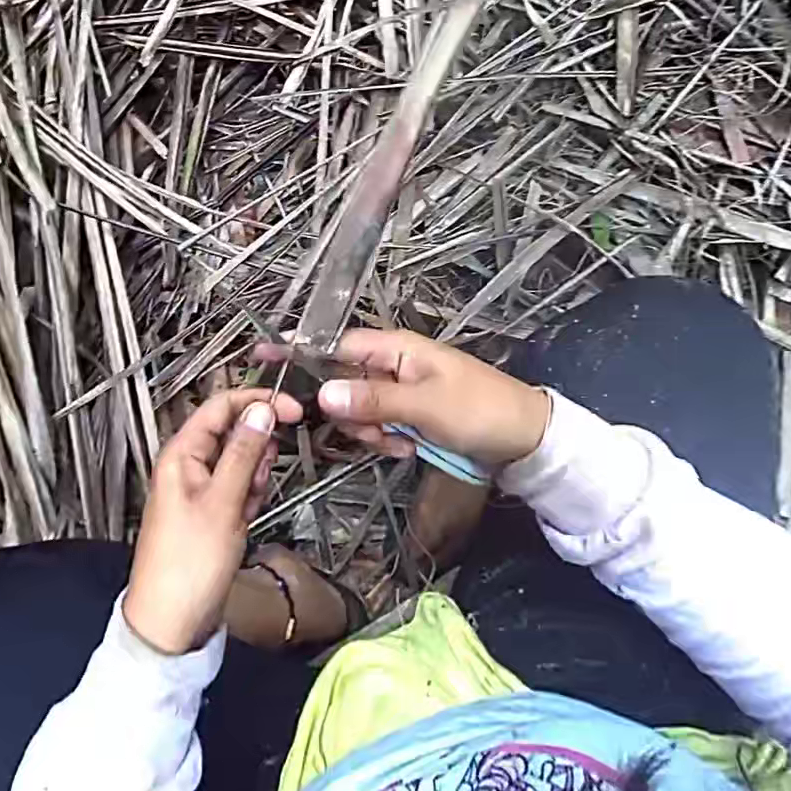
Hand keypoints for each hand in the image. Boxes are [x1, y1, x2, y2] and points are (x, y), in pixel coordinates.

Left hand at [122, 389, 302, 654]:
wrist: (173, 622)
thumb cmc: (185, 566)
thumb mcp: (223, 501)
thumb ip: (244, 452)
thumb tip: (261, 411)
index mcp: (182, 453)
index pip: (222, 405)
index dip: (258, 402)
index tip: (290, 409)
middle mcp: (188, 464)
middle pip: (235, 432)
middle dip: (256, 452)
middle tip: (256, 479)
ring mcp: (200, 487)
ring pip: (241, 460)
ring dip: (253, 478)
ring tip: (245, 506)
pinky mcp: (211, 508)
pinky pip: (239, 486)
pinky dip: (248, 498)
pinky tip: (243, 518)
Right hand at [275, 329, 550, 466]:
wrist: (527, 439)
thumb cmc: (480, 410)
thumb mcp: (426, 406)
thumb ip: (374, 400)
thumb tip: (324, 394)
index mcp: (397, 348)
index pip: (337, 343)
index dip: (301, 350)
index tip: (263, 356)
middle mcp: (392, 364)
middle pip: (343, 383)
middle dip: (351, 412)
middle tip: (379, 433)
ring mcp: (400, 390)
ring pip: (358, 408)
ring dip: (372, 431)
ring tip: (403, 443)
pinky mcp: (408, 413)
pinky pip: (378, 424)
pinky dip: (387, 439)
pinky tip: (410, 448)